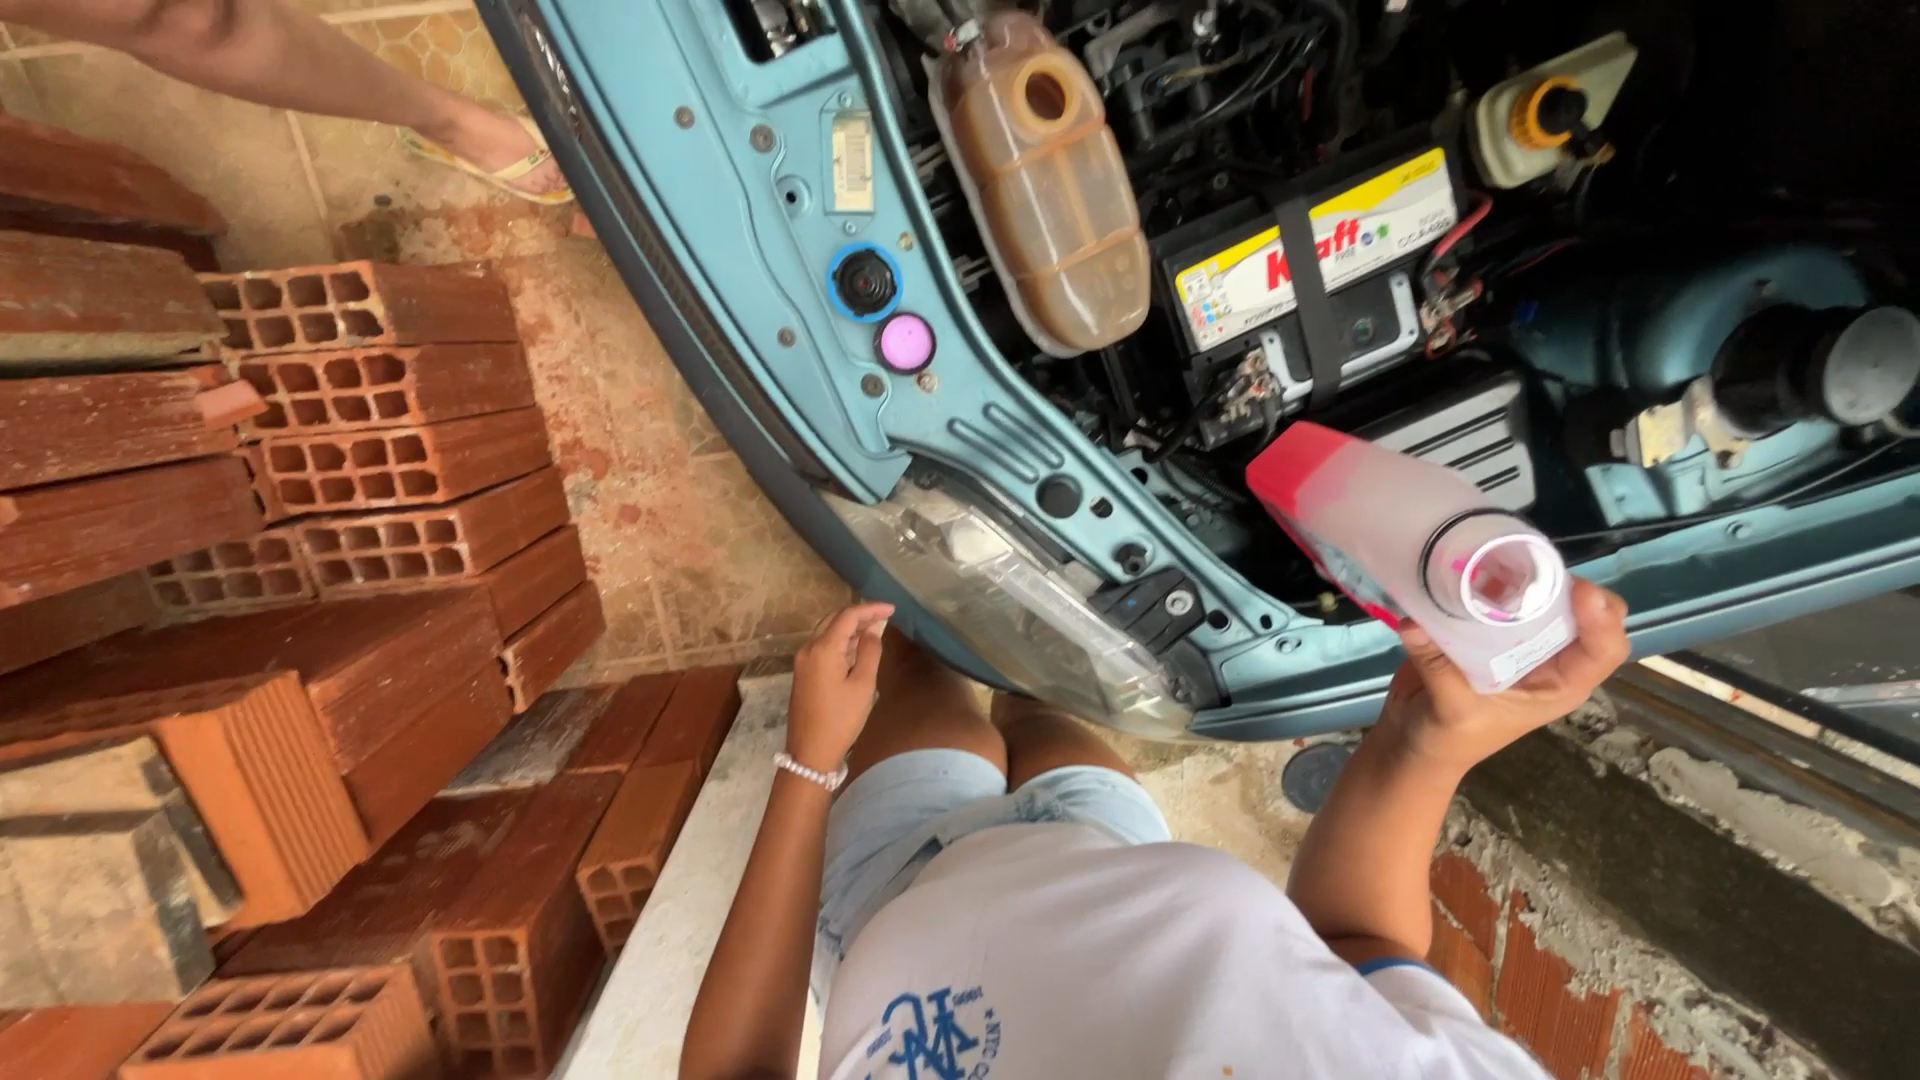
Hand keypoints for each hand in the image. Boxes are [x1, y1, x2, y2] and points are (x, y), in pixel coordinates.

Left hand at [785, 602, 893, 772]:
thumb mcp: (863, 685)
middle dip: (860, 614)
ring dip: (849, 627)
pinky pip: (822, 644)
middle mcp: (808, 648)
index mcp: (823, 648)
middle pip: (834, 619)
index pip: (848, 616)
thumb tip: (873, 631)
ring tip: (874, 628)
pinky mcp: (803, 672)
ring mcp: (803, 660)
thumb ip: (870, 652)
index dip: (871, 609)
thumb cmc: (841, 719)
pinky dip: (840, 639)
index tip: (892, 609)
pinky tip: (857, 646)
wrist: (810, 752)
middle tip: (884, 617)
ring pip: (827, 631)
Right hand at [1379, 578, 1628, 772]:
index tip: (1577, 590)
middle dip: (1563, 588)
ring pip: (1533, 605)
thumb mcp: (1452, 710)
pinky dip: (1482, 587)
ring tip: (1501, 557)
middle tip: (1533, 564)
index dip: (1600, 619)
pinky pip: (1488, 605)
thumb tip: (1412, 622)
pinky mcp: (1476, 635)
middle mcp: (1543, 661)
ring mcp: (1510, 646)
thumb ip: (1437, 666)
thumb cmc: (1447, 739)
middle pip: (1576, 617)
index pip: (1602, 650)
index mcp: (1557, 685)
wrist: (1412, 743)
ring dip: (1522, 582)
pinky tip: (1467, 569)